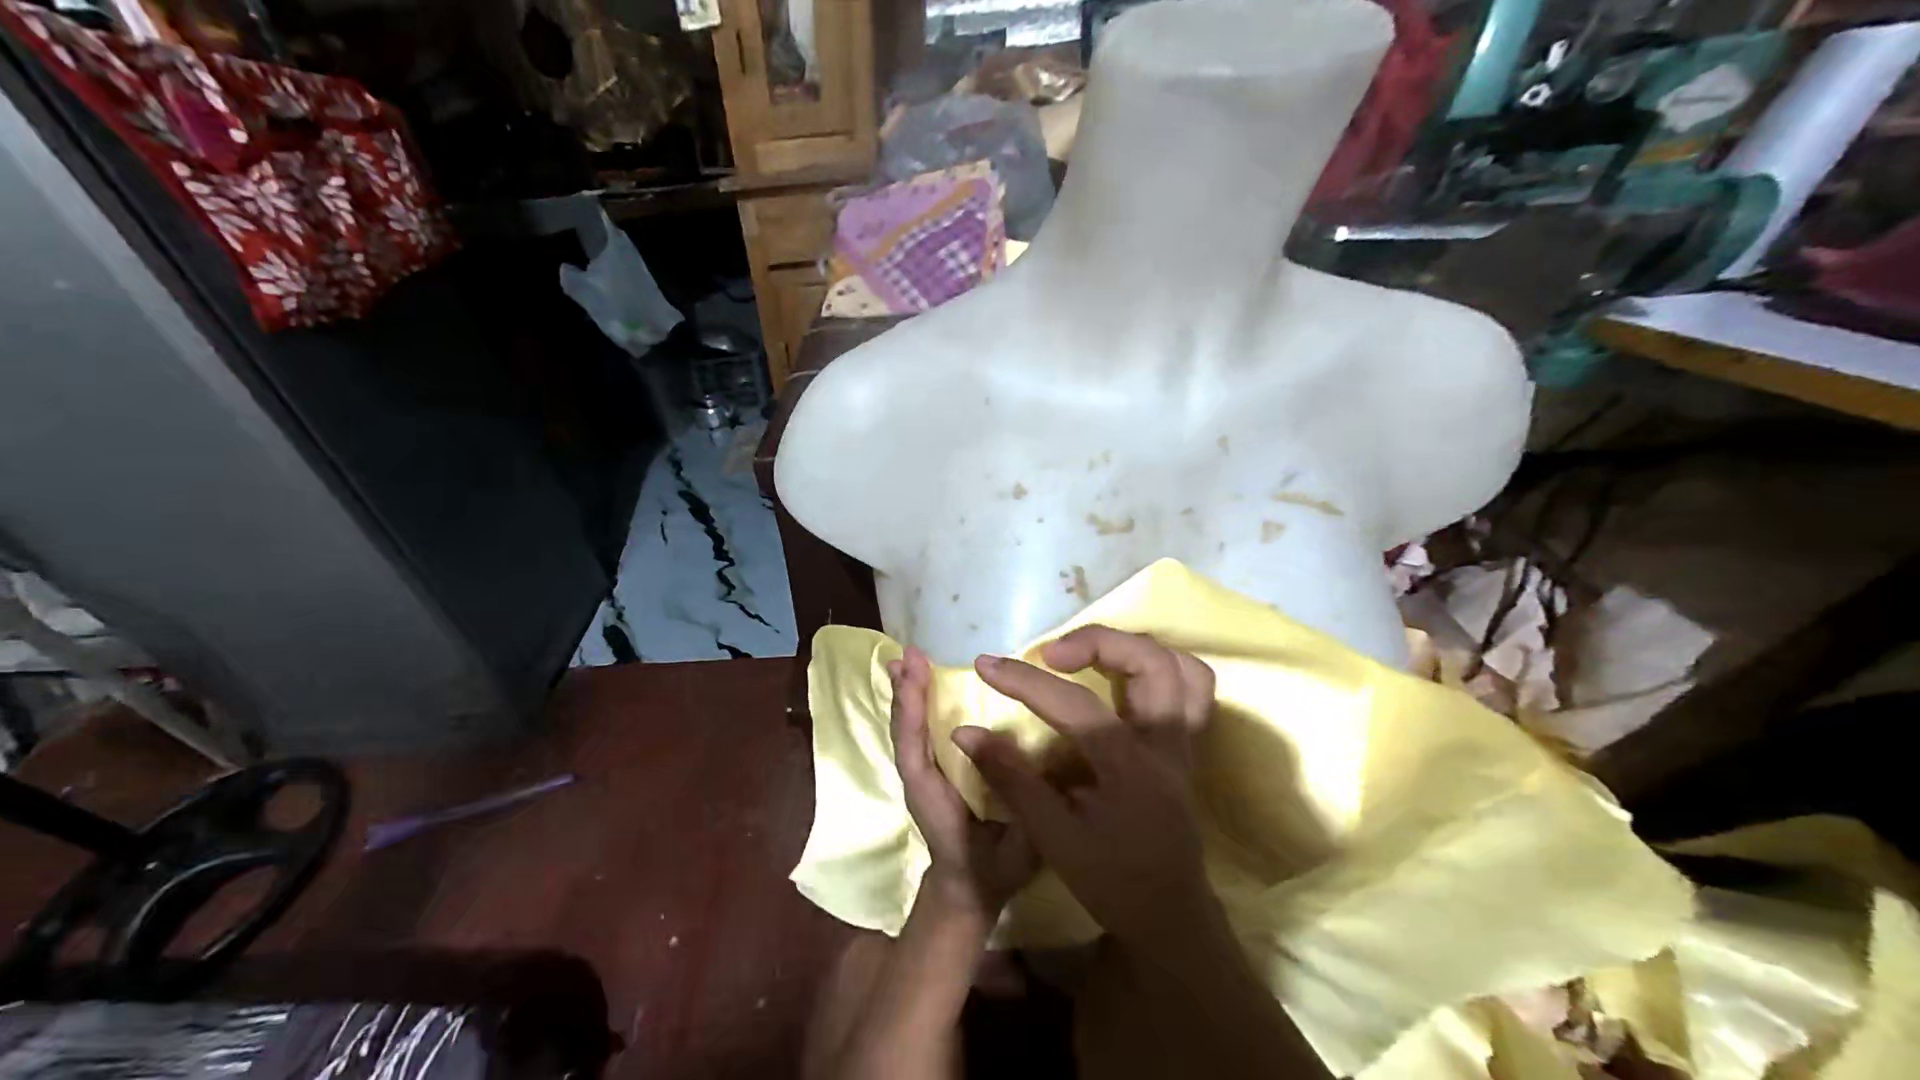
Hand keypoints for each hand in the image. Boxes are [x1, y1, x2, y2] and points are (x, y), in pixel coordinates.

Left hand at [890, 646, 1037, 916]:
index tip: (914, 672)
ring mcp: (922, 776)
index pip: (915, 749)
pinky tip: (922, 685)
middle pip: (905, 732)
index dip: (913, 710)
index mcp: (935, 796)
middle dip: (906, 691)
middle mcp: (921, 780)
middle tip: (909, 654)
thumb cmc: (995, 868)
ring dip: (907, 694)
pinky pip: (919, 735)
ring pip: (908, 731)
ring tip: (907, 660)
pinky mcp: (931, 772)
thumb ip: (1021, 807)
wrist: (971, 890)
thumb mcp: (1018, 844)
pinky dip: (916, 706)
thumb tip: (1028, 760)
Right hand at [954, 628, 1221, 948]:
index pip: (1075, 705)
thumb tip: (968, 733)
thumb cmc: (1110, 881)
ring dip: (1135, 648)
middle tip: (1052, 654)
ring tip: (1091, 655)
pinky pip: (1193, 689)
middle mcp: (1166, 745)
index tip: (985, 665)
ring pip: (1183, 668)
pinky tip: (1127, 677)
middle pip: (1149, 663)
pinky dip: (1162, 668)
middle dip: (1097, 642)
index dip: (1025, 681)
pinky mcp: (1189, 748)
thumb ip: (1012, 780)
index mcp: (1130, 768)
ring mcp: (1185, 744)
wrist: (1169, 917)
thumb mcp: (1053, 837)